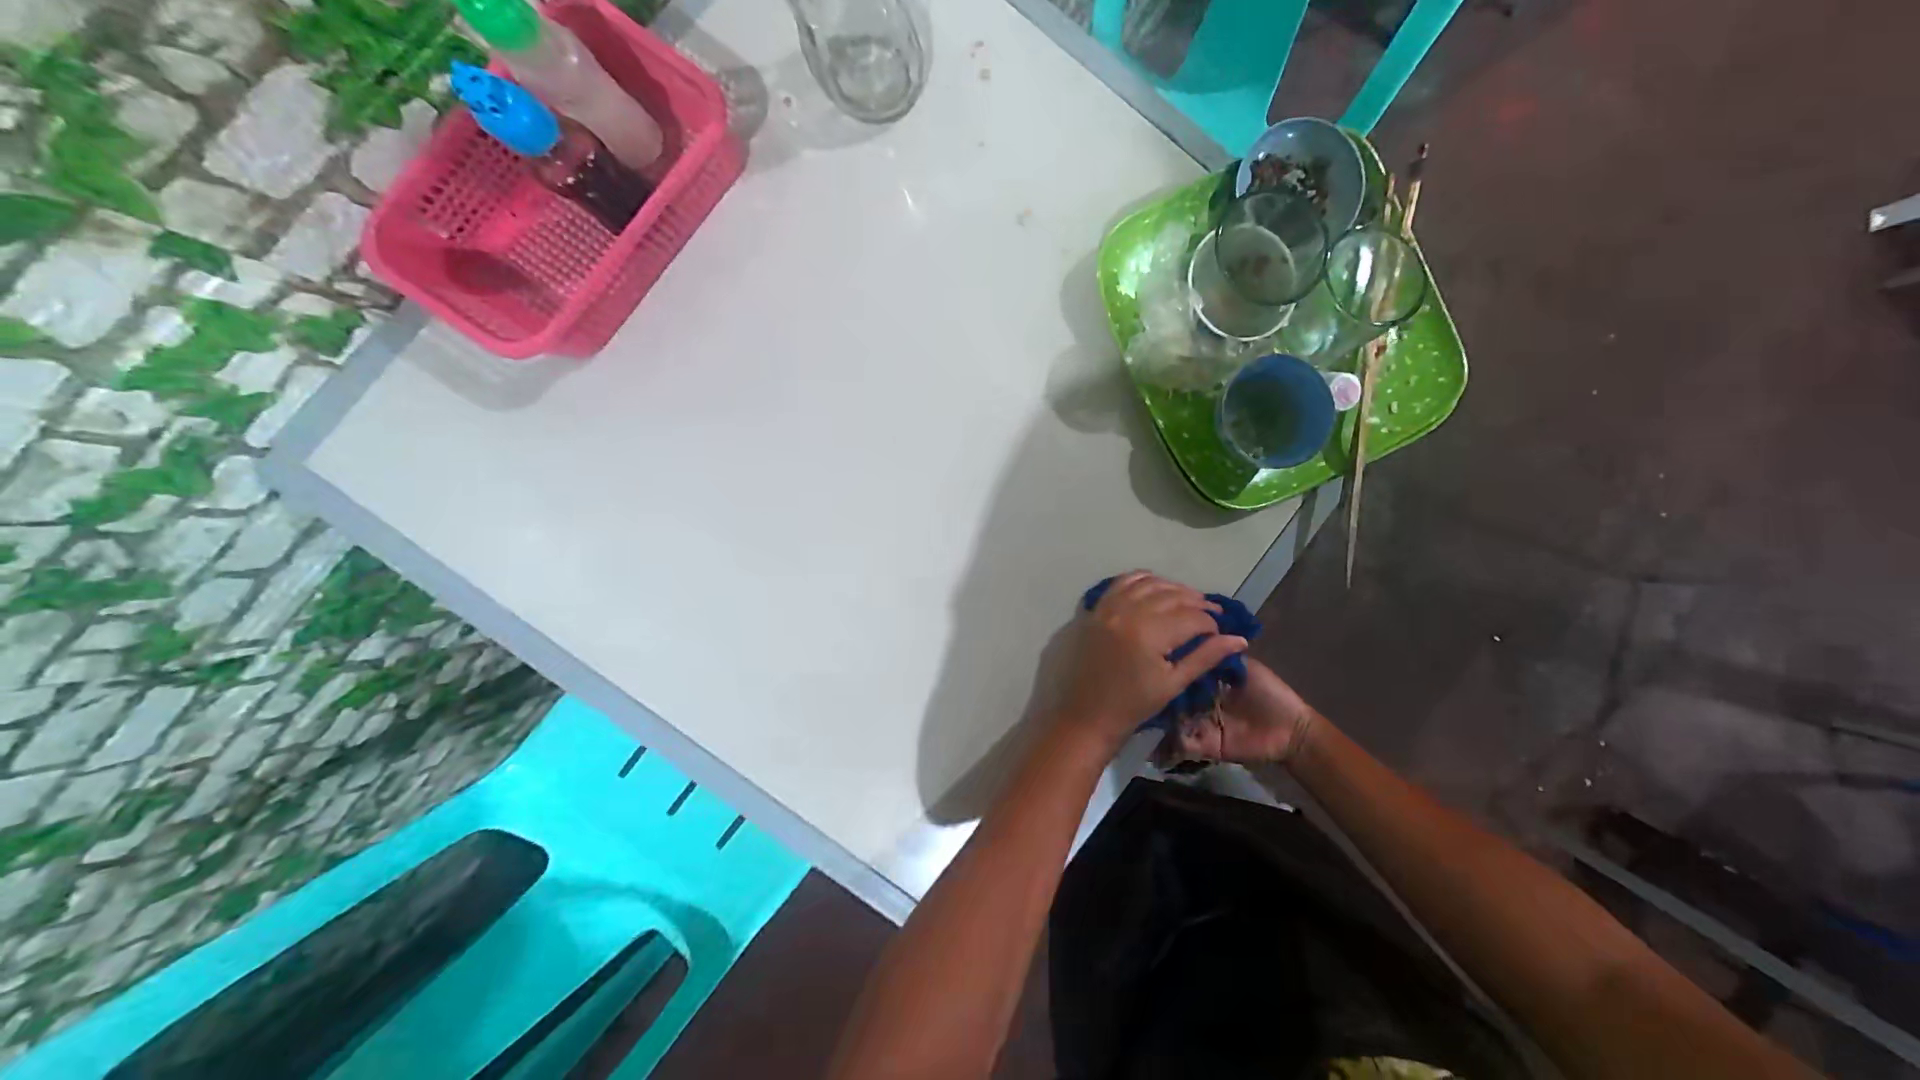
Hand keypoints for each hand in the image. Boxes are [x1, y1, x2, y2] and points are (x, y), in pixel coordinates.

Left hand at [1052, 572, 1248, 749]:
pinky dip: (1139, 580)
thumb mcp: (1171, 684)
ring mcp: (1105, 608)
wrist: (1080, 718)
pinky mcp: (1091, 610)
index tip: (1220, 631)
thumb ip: (1204, 658)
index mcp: (1149, 632)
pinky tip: (1152, 588)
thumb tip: (1238, 639)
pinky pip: (1118, 584)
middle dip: (1195, 601)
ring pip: (1145, 583)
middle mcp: (1126, 611)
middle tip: (1210, 611)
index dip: (1211, 622)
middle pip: (1170, 595)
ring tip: (1185, 599)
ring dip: (1170, 587)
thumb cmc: (1129, 708)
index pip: (1191, 617)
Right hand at [1154, 658, 1317, 765]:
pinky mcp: (1204, 746)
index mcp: (1208, 681)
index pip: (1183, 672)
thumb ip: (1221, 655)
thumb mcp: (1246, 668)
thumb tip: (1196, 638)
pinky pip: (1183, 743)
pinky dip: (1173, 738)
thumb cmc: (1271, 695)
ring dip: (1163, 715)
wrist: (1291, 731)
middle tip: (1149, 686)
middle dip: (1162, 692)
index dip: (1172, 667)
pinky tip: (1166, 729)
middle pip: (1174, 696)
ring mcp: (1199, 724)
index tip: (1155, 659)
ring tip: (1152, 708)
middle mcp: (1199, 701)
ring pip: (1173, 718)